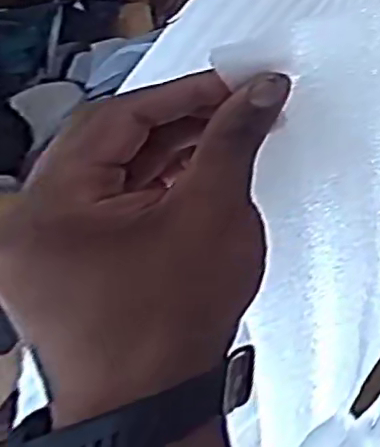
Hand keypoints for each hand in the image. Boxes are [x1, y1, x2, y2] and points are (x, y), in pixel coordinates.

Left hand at [0, 70, 288, 427]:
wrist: (154, 383)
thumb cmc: (169, 308)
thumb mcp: (214, 207)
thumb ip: (234, 139)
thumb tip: (260, 89)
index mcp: (46, 209)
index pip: (114, 120)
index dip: (187, 92)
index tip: (245, 80)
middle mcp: (35, 221)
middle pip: (112, 139)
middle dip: (187, 112)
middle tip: (249, 97)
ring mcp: (57, 239)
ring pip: (122, 163)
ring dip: (185, 138)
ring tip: (244, 125)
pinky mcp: (86, 251)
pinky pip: (128, 190)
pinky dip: (176, 167)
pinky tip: (218, 161)